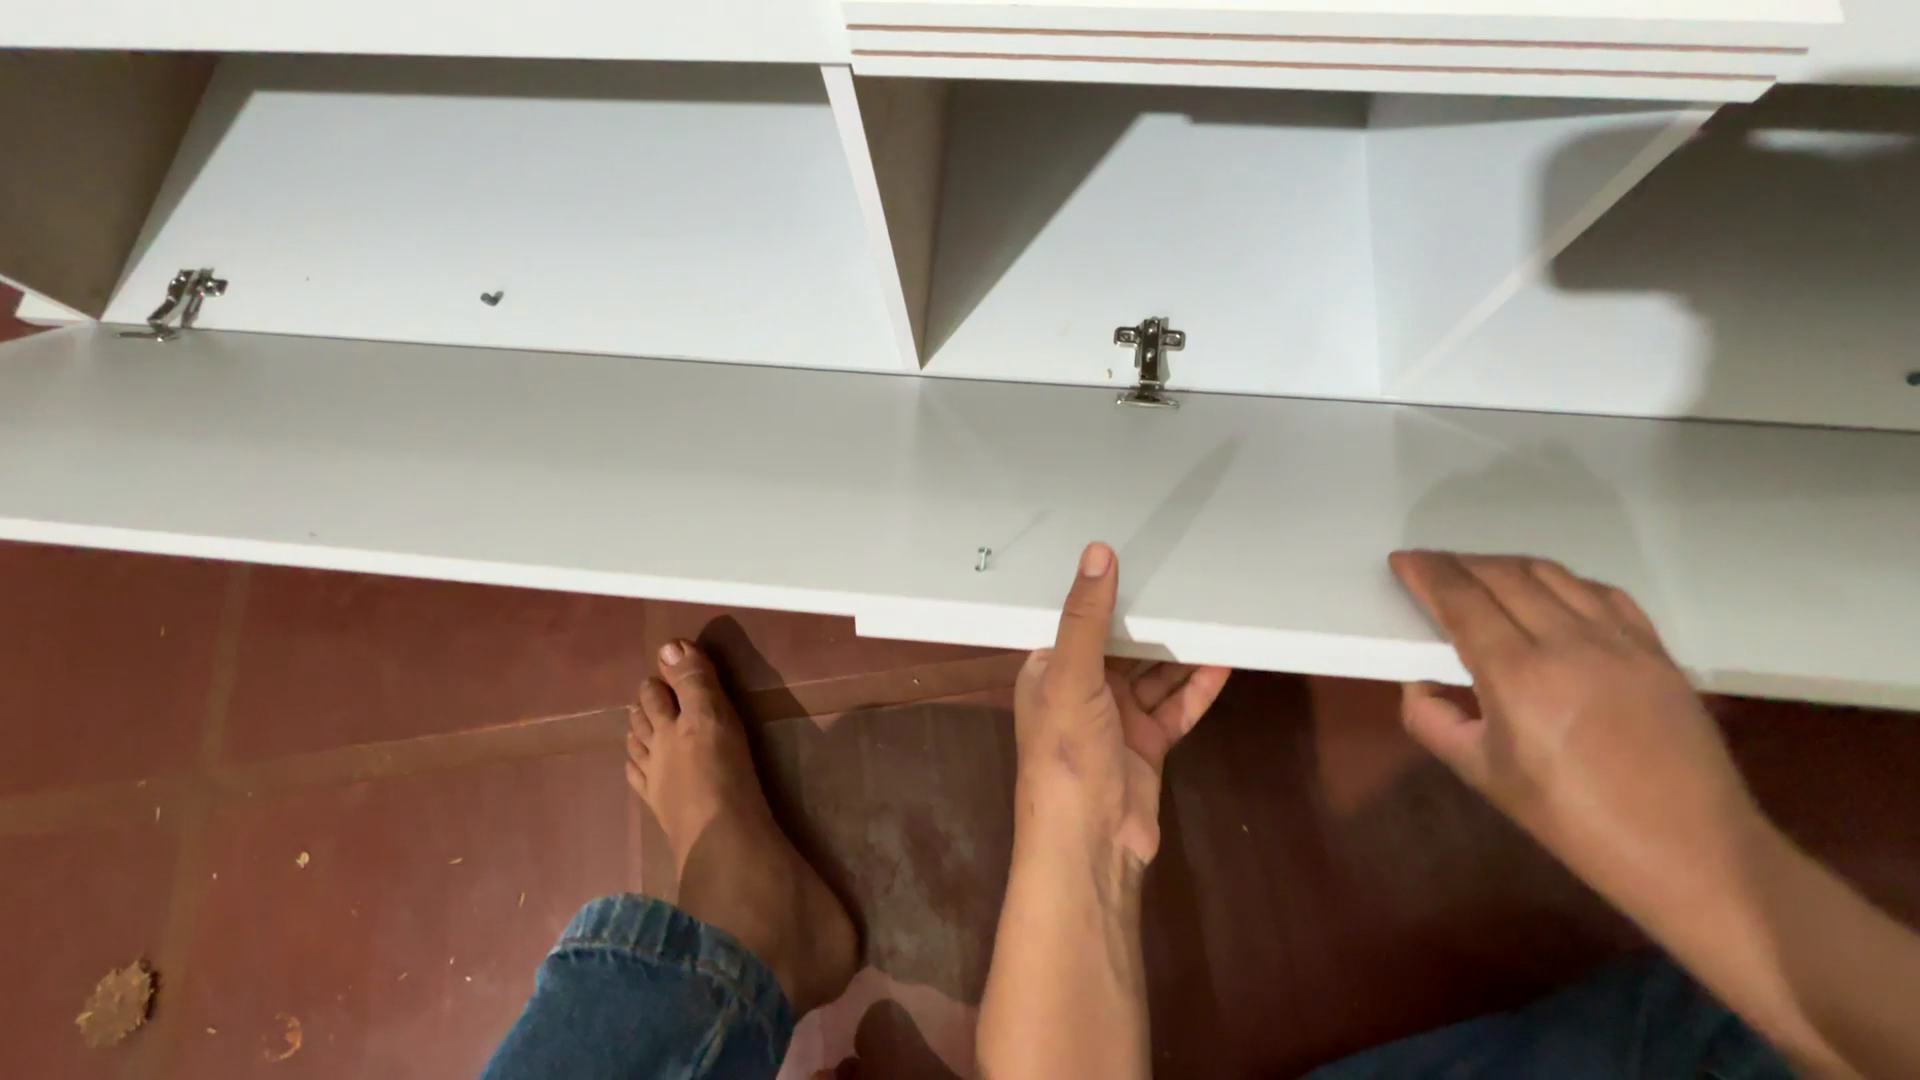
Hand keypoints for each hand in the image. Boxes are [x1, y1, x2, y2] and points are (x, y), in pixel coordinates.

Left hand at [1015, 542, 1230, 867]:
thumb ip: (1086, 617)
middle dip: (1148, 618)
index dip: (1099, 592)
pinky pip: (1176, 706)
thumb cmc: (1067, 752)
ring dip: (1178, 650)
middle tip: (1185, 577)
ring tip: (1212, 611)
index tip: (1132, 554)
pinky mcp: (1147, 743)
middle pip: (1119, 645)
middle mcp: (1079, 690)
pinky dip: (1197, 686)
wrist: (1091, 843)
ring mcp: (1115, 719)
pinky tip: (1223, 660)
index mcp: (1047, 670)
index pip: (1074, 621)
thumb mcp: (1070, 676)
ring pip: (1152, 674)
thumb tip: (1098, 552)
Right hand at [1389, 550, 1766, 920]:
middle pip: (1502, 576)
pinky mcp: (1657, 651)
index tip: (1403, 561)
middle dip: (1457, 563)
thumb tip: (1419, 682)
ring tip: (1478, 573)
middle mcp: (1568, 644)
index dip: (1427, 574)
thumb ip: (1431, 719)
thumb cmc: (1572, 819)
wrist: (1691, 851)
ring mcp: (1620, 642)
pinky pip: (1600, 593)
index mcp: (1517, 676)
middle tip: (1429, 566)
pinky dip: (1560, 581)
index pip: (1461, 600)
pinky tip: (1546, 592)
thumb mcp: (1480, 774)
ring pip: (1551, 575)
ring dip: (1504, 565)